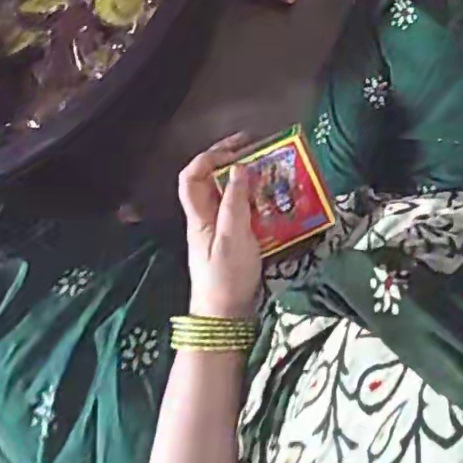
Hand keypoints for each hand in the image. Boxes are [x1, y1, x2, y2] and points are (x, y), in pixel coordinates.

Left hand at [176, 132, 262, 318]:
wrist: (225, 317)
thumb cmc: (226, 277)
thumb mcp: (233, 237)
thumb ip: (236, 201)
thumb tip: (240, 168)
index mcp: (199, 214)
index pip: (192, 176)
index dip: (209, 157)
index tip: (236, 150)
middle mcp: (206, 217)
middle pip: (209, 179)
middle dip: (228, 158)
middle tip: (254, 145)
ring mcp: (219, 228)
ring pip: (226, 192)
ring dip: (243, 175)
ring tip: (266, 165)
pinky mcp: (233, 238)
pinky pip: (240, 207)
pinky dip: (253, 196)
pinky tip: (270, 195)